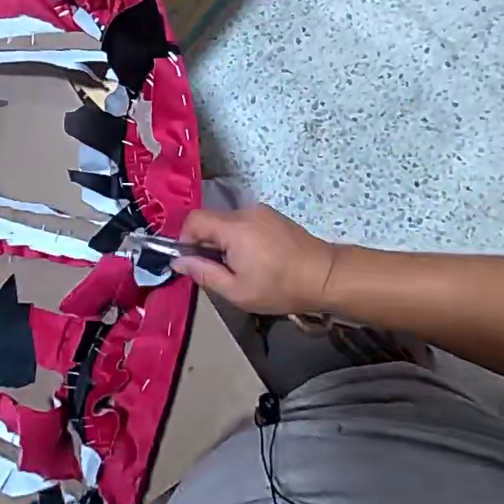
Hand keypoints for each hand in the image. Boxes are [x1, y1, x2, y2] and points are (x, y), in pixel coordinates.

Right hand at [172, 205, 338, 317]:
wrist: (325, 276)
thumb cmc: (279, 287)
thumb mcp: (237, 291)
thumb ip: (204, 273)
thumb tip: (179, 261)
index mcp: (234, 228)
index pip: (194, 219)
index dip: (185, 239)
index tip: (192, 261)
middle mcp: (245, 212)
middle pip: (211, 220)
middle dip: (206, 243)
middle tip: (218, 270)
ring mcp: (261, 211)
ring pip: (227, 222)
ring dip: (224, 241)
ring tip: (240, 267)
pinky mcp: (273, 216)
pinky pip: (244, 223)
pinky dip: (240, 238)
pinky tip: (256, 259)